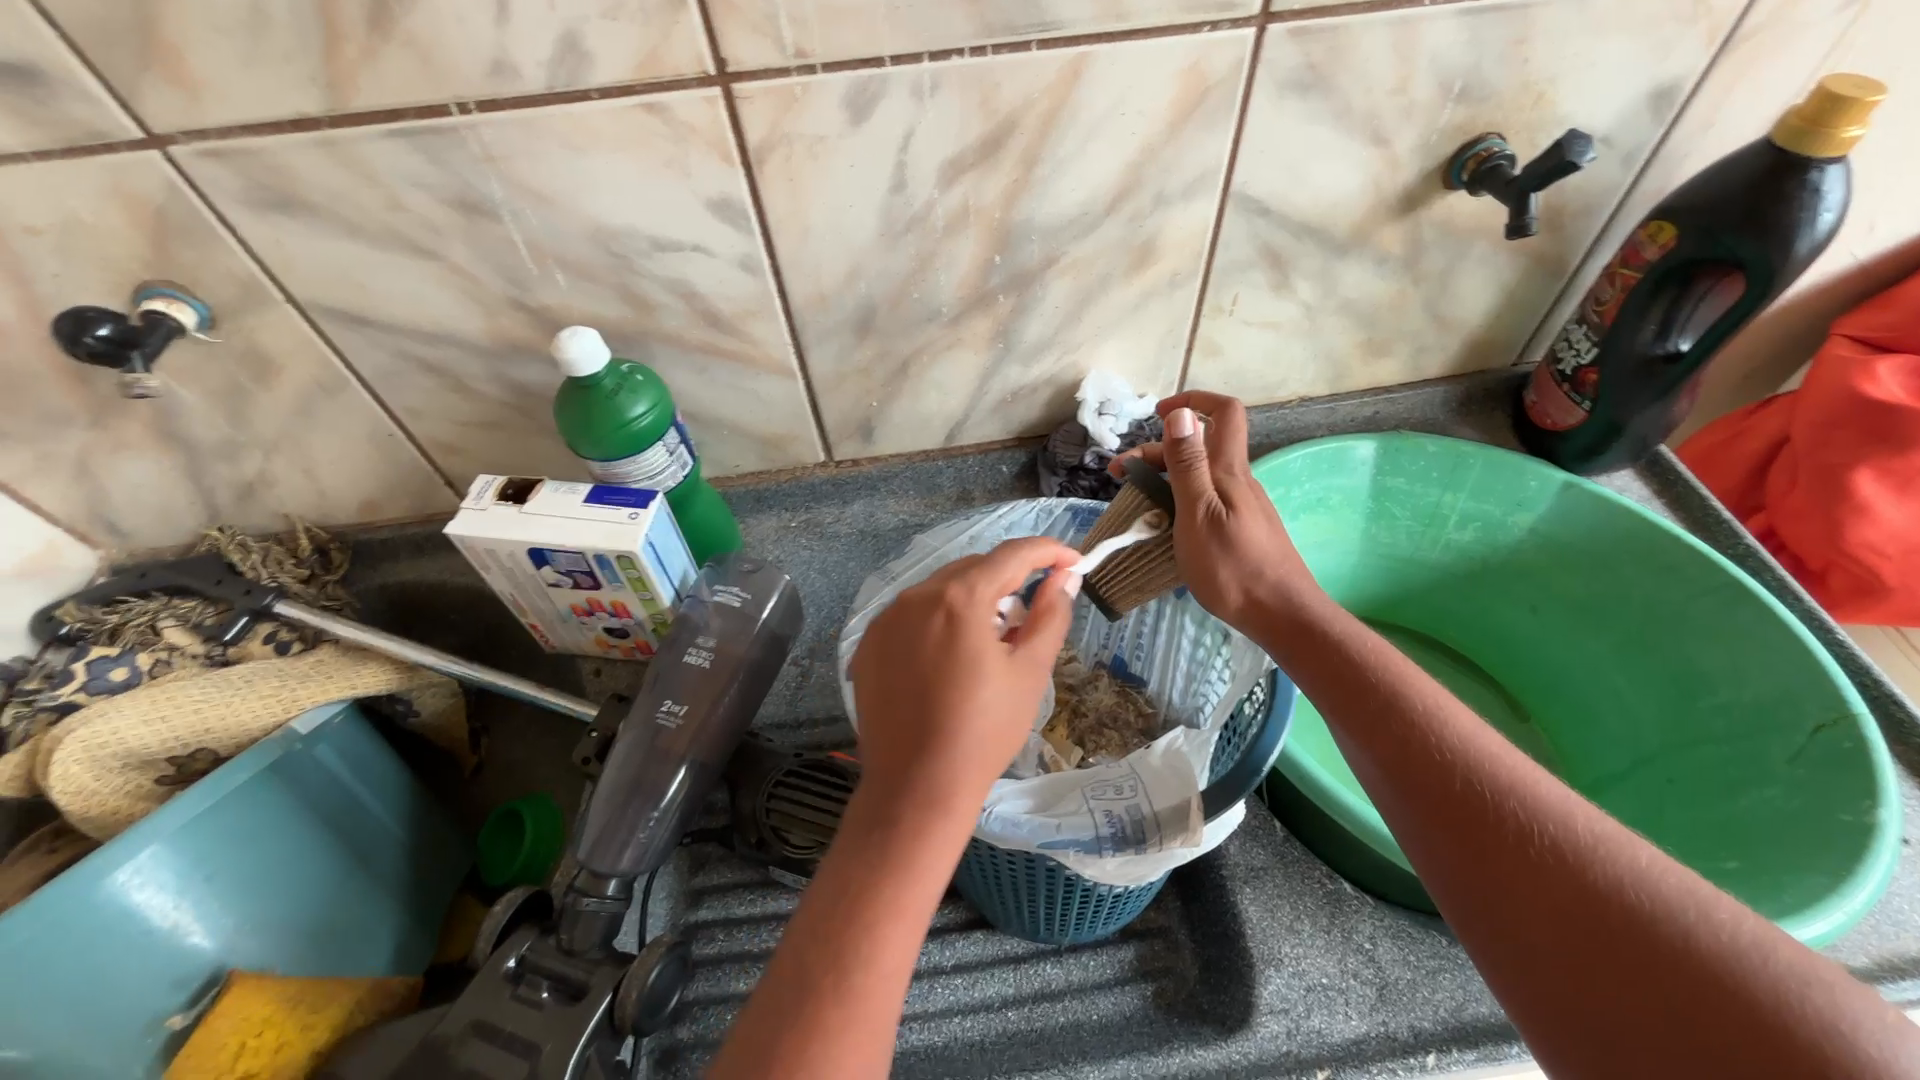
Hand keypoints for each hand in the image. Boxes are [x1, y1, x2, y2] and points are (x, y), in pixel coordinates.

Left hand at [849, 537, 1081, 805]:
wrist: (916, 787)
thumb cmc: (983, 731)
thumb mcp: (1029, 673)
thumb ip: (1050, 615)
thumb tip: (1063, 578)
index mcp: (960, 598)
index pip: (1012, 555)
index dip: (1047, 552)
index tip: (1072, 562)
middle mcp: (916, 595)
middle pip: (973, 569)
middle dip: (1008, 580)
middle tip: (1032, 614)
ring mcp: (886, 619)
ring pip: (940, 590)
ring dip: (973, 601)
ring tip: (992, 642)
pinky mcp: (869, 644)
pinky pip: (913, 615)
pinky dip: (939, 621)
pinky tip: (951, 659)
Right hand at [1110, 391, 1321, 630]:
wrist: (1281, 615)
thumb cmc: (1233, 567)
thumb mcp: (1198, 513)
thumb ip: (1187, 464)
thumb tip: (1180, 413)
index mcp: (1228, 471)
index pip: (1223, 412)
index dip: (1192, 401)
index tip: (1156, 415)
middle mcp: (1239, 481)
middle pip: (1201, 447)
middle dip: (1158, 451)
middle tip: (1120, 475)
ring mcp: (1243, 507)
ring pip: (1202, 476)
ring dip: (1166, 478)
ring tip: (1136, 503)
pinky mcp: (1243, 530)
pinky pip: (1207, 500)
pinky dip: (1180, 500)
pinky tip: (1166, 527)